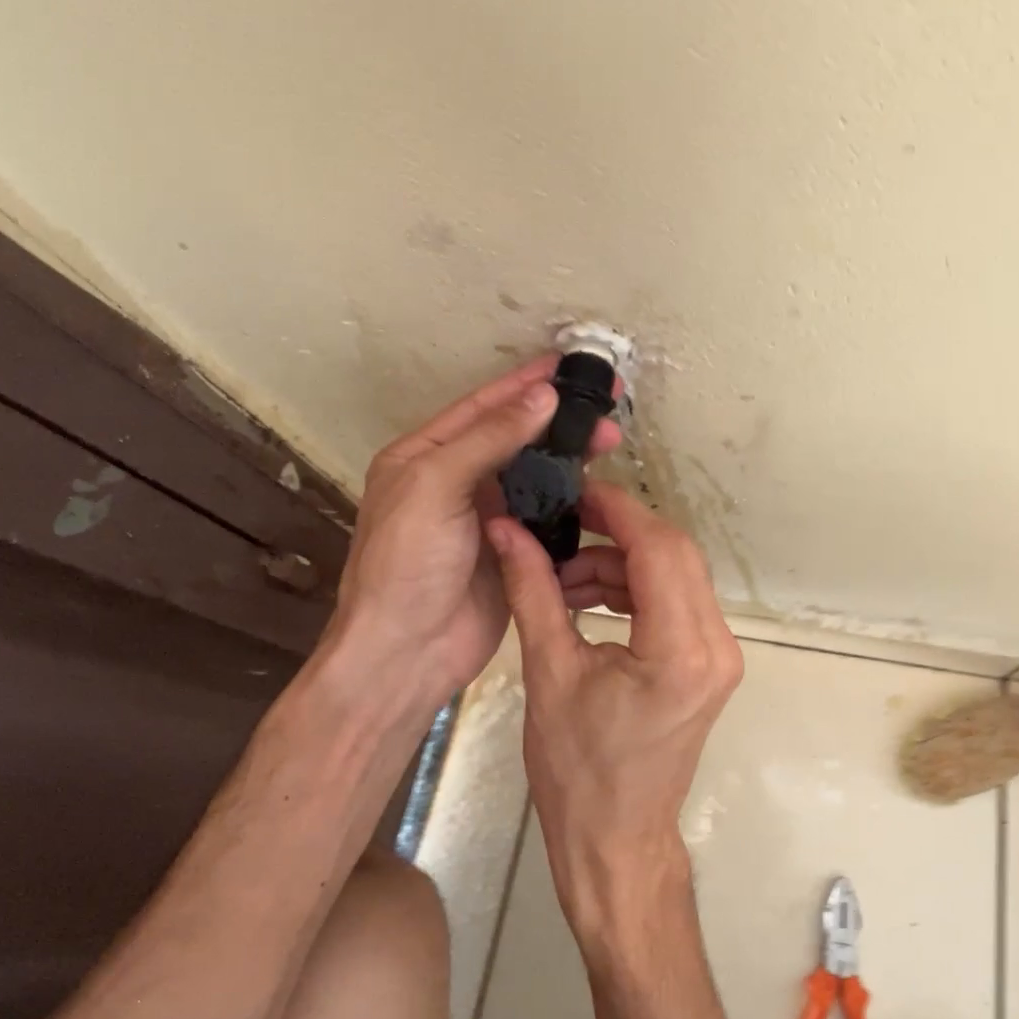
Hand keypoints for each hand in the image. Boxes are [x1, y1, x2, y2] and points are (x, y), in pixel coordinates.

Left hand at [323, 357, 619, 712]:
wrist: (406, 653)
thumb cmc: (406, 563)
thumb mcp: (436, 487)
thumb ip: (491, 438)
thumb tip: (543, 394)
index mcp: (425, 456)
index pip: (483, 406)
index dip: (527, 383)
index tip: (571, 365)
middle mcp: (457, 480)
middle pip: (515, 436)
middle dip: (559, 419)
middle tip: (608, 405)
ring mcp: (488, 517)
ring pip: (536, 474)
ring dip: (571, 457)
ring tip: (612, 442)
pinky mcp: (514, 550)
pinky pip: (547, 514)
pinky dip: (573, 499)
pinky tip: (600, 488)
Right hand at [486, 481, 743, 925]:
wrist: (616, 842)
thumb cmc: (578, 773)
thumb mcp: (549, 674)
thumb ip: (534, 591)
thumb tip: (508, 528)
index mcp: (681, 651)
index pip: (658, 549)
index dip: (616, 510)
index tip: (573, 492)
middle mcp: (716, 646)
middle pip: (675, 554)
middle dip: (617, 531)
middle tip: (561, 524)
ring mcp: (720, 656)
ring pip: (676, 575)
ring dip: (620, 565)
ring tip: (559, 578)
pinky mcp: (708, 665)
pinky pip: (676, 603)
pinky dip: (634, 591)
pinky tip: (585, 598)